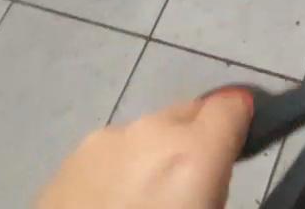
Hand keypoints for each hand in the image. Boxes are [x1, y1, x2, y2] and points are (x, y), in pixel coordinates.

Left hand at [37, 89, 251, 208]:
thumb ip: (215, 195)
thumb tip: (210, 186)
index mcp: (193, 156)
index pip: (233, 105)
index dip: (240, 127)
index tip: (238, 154)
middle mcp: (150, 135)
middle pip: (189, 116)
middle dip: (197, 146)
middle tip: (191, 201)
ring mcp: (101, 146)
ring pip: (147, 137)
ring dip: (154, 163)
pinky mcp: (64, 167)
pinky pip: (110, 158)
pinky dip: (118, 178)